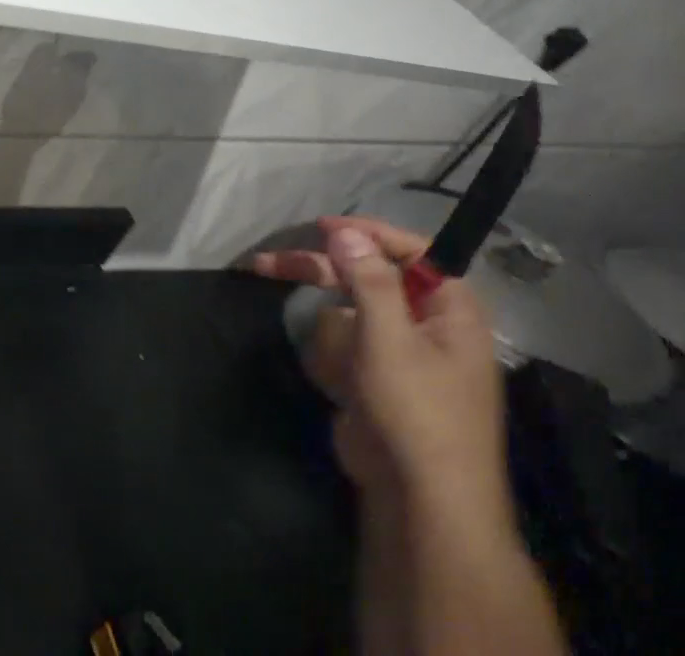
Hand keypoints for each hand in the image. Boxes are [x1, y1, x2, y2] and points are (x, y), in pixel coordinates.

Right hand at [252, 218, 508, 519]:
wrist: (418, 489)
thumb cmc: (415, 409)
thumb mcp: (388, 338)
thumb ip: (368, 281)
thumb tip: (347, 232)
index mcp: (450, 310)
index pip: (415, 253)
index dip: (370, 235)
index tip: (322, 227)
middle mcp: (429, 324)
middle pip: (370, 280)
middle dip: (323, 274)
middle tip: (266, 263)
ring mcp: (401, 353)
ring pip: (350, 317)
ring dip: (331, 334)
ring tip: (334, 369)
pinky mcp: (375, 377)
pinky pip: (344, 349)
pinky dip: (331, 359)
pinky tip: (336, 385)